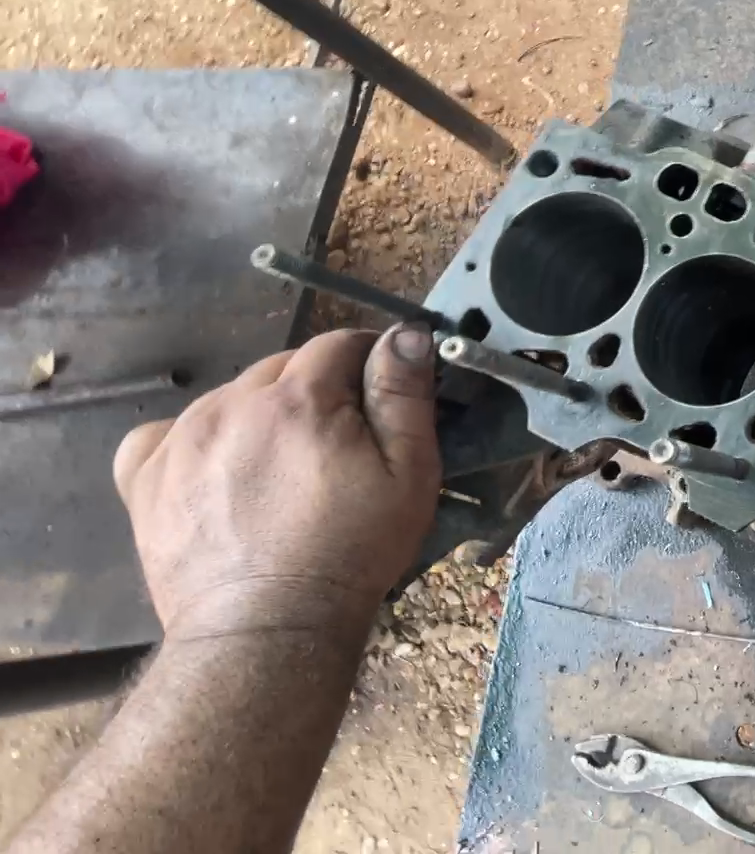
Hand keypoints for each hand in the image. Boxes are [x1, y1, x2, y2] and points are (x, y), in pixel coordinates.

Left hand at [112, 326, 441, 640]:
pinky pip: (169, 429)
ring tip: (295, 455)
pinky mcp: (143, 480)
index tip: (392, 386)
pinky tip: (227, 462)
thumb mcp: (409, 468)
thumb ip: (404, 395)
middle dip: (324, 383)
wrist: (269, 622)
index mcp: (298, 400)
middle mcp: (229, 406)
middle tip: (352, 431)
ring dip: (269, 408)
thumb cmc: (356, 542)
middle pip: (285, 365)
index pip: (340, 343)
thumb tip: (406, 335)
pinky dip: (203, 433)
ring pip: (234, 394)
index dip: (374, 356)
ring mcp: (178, 441)